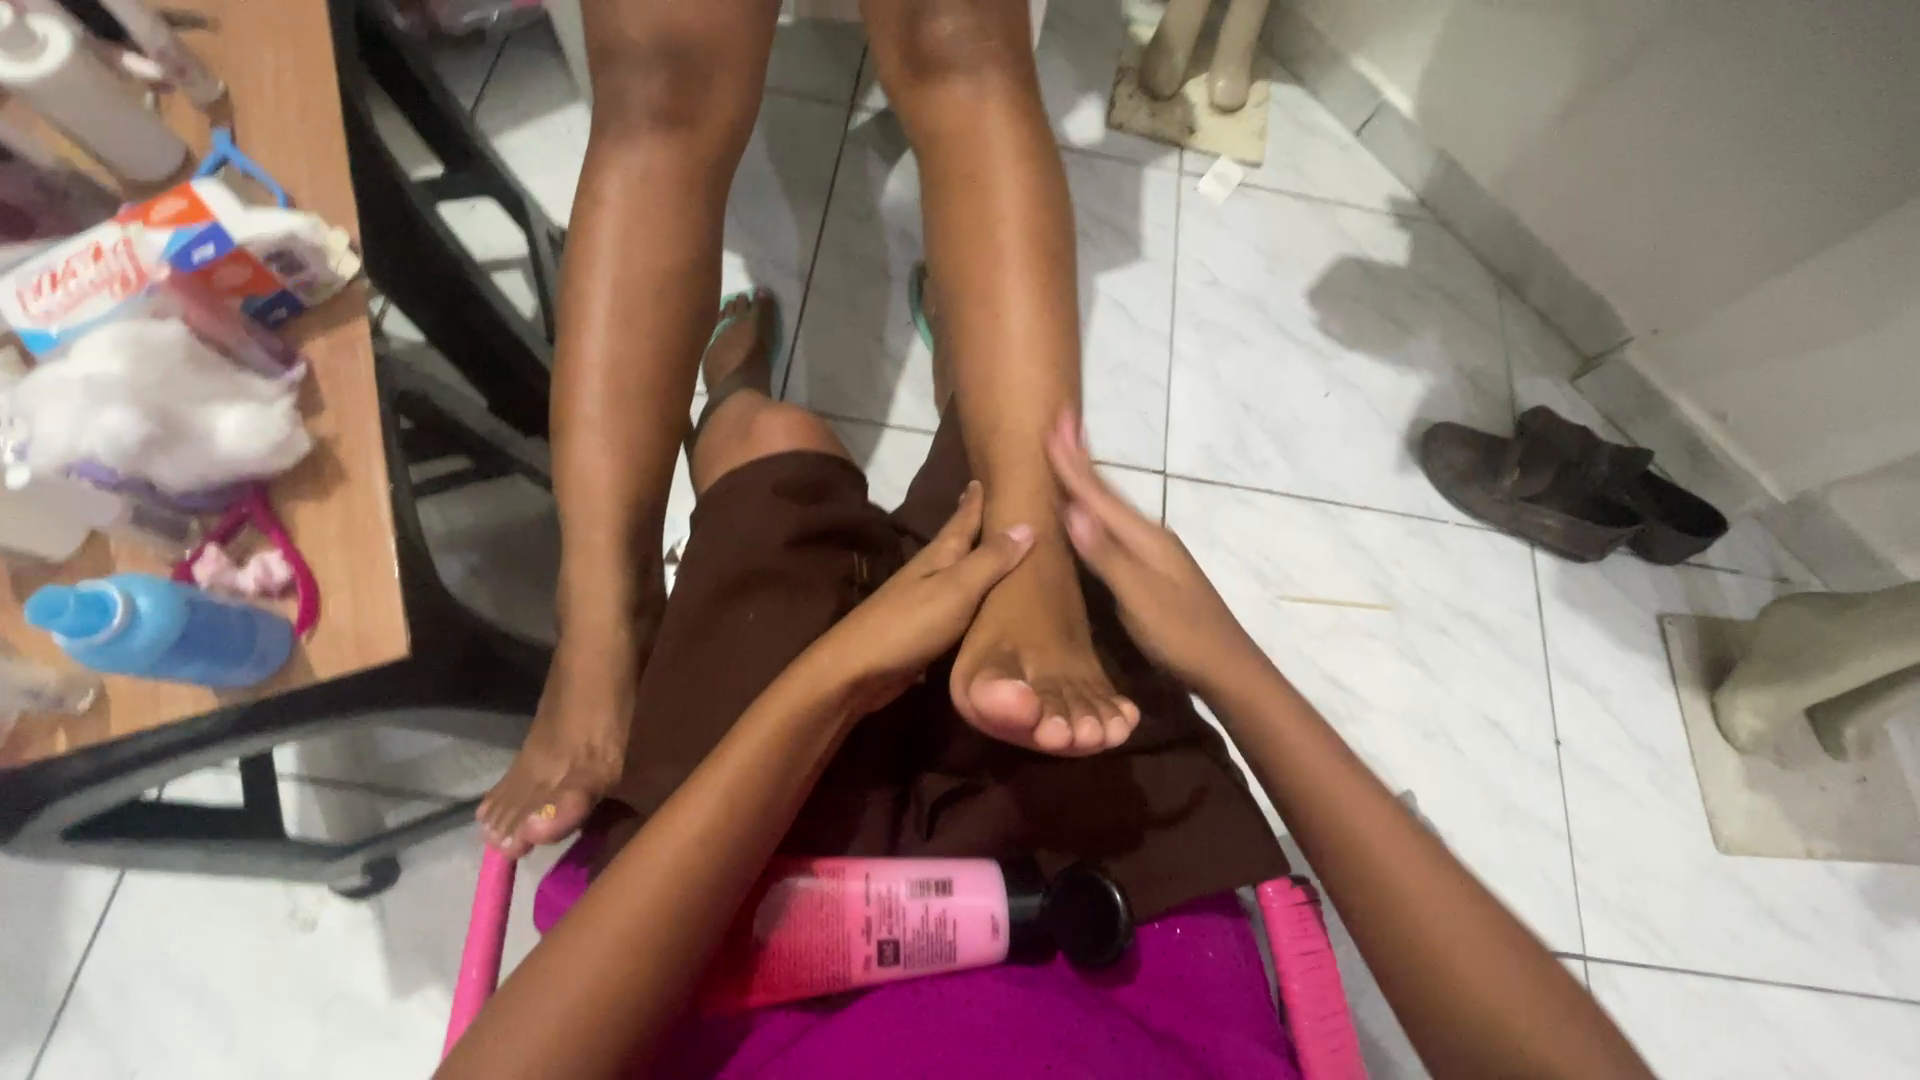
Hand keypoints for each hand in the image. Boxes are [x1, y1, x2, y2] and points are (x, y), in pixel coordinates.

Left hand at [806, 481, 1034, 715]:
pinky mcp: (925, 631)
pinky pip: (959, 607)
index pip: (963, 518)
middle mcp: (931, 572)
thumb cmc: (908, 624)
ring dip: (978, 563)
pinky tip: (985, 605)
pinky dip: (974, 600)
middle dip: (978, 525)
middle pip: (960, 543)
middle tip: (1000, 508)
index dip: (975, 498)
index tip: (987, 475)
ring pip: (959, 575)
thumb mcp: (956, 589)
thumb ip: (991, 560)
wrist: (857, 672)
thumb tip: (1027, 525)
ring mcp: (925, 602)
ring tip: (1002, 554)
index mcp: (939, 555)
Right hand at [1045, 411, 1262, 692]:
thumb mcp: (1141, 598)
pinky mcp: (1152, 566)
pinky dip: (1098, 505)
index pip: (1099, 494)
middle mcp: (1149, 535)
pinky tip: (1093, 511)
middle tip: (1061, 420)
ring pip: (1112, 505)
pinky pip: (1116, 524)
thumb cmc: (1182, 635)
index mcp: (1144, 538)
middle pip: (1107, 491)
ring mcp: (1153, 550)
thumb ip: (1108, 556)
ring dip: (1089, 477)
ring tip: (1071, 451)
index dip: (1072, 462)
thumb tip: (1072, 509)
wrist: (1227, 666)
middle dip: (1081, 457)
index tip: (1053, 424)